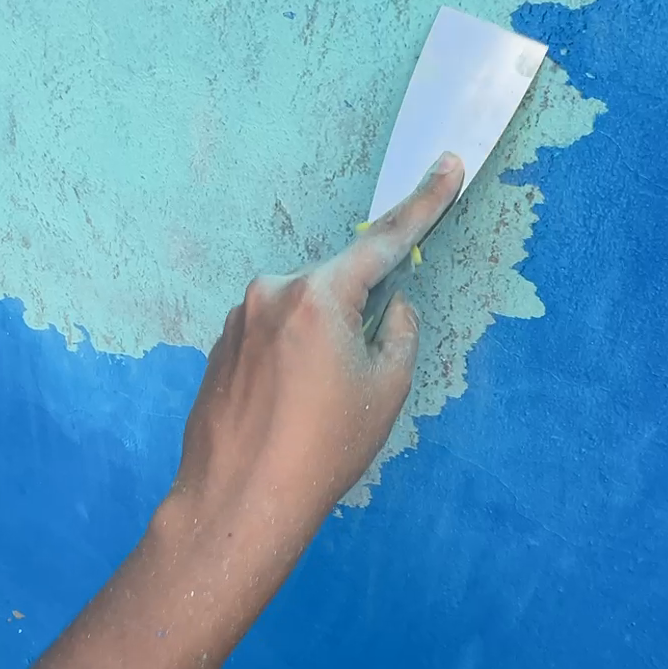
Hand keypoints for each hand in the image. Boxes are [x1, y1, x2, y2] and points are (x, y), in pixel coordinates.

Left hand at [161, 152, 464, 556]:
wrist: (237, 503)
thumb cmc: (324, 448)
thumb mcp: (386, 389)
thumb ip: (400, 331)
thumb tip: (391, 306)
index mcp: (320, 294)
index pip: (385, 241)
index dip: (425, 203)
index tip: (447, 165)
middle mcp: (273, 289)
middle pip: (336, 281)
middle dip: (357, 309)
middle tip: (357, 372)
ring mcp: (239, 315)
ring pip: (302, 308)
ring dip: (321, 334)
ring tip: (314, 400)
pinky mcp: (220, 341)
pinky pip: (273, 330)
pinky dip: (291, 352)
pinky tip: (285, 402)